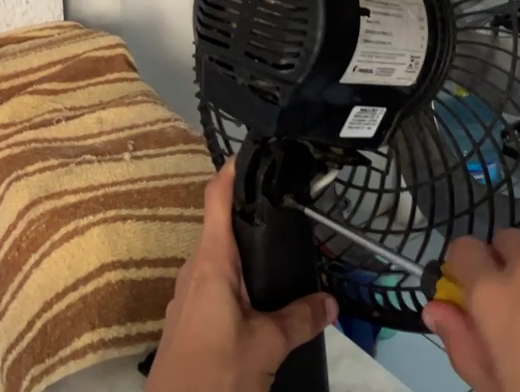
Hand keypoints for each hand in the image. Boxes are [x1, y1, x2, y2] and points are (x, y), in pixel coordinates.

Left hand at [146, 161, 338, 391]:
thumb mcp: (266, 346)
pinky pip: (215, 284)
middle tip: (289, 206)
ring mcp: (187, 295)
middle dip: (252, 214)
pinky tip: (261, 297)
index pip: (216, 196)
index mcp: (211, 262)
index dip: (233, 168)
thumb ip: (300, 319)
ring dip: (246, 252)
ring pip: (220, 258)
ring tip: (282, 251)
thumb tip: (331, 301)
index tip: (256, 151)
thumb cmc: (215, 373)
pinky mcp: (188, 319)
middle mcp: (194, 270)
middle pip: (222, 226)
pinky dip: (239, 280)